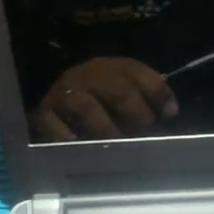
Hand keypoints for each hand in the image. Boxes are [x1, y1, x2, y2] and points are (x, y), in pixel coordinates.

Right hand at [33, 58, 176, 140]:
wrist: (45, 93)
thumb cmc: (97, 102)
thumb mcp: (122, 92)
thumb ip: (148, 97)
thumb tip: (170, 111)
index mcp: (108, 67)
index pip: (135, 71)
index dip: (155, 90)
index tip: (169, 114)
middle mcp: (85, 76)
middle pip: (115, 89)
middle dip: (134, 111)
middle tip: (143, 129)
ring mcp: (62, 94)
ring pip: (86, 106)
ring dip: (105, 126)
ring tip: (116, 142)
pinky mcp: (43, 114)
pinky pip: (52, 124)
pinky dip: (65, 136)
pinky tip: (78, 145)